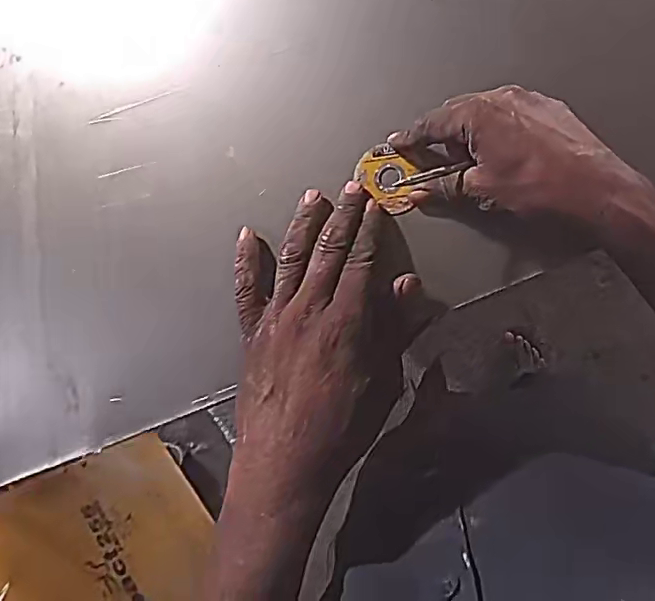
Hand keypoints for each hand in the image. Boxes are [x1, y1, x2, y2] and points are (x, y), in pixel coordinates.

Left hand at [228, 182, 428, 518]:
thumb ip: (395, 327)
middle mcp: (309, 310)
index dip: (371, 230)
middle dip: (343, 215)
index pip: (362, 261)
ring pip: (291, 259)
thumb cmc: (341, 428)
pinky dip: (247, 261)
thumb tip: (407, 281)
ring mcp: (276, 319)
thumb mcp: (383, 380)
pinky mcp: (252, 333)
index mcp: (345, 321)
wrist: (282, 466)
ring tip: (313, 196)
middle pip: (329, 251)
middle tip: (351, 187)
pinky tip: (247, 235)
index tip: (376, 205)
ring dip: (304, 225)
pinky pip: (247, 290)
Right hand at [389, 86, 650, 234]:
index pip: (432, 123)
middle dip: (443, 138)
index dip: (412, 138)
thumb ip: (446, 185)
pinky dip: (500, 131)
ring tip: (475, 165)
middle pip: (457, 115)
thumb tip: (425, 190)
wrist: (598, 189)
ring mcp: (528, 100)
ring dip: (473, 135)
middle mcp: (501, 97)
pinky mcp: (548, 108)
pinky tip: (506, 154)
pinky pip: (512, 115)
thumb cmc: (545, 186)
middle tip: (434, 162)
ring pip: (486, 113)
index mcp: (478, 112)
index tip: (400, 144)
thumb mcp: (484, 190)